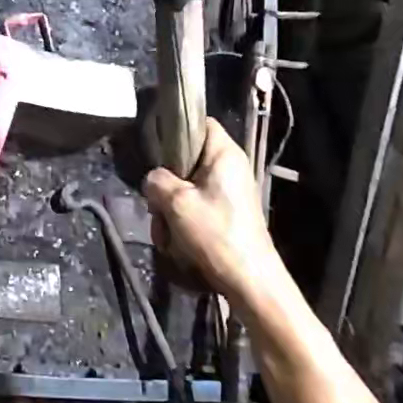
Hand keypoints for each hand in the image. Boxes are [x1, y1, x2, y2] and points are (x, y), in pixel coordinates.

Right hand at [142, 118, 285, 309]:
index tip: (153, 148)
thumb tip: (154, 179)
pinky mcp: (226, 212)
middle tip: (157, 201)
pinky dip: (181, 220)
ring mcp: (229, 191)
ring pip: (185, 186)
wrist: (249, 279)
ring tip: (166, 229)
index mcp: (225, 154)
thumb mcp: (176, 202)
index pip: (199, 123)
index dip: (175, 129)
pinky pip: (194, 205)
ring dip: (169, 207)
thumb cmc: (215, 233)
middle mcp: (230, 167)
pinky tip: (176, 240)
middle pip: (186, 158)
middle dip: (166, 180)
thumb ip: (157, 180)